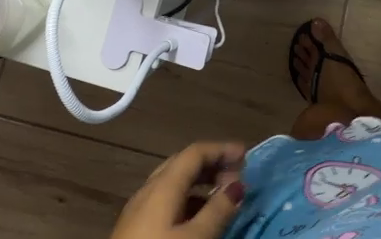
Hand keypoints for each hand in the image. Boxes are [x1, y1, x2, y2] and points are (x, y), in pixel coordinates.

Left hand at [113, 142, 245, 238]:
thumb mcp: (196, 238)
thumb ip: (217, 211)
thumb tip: (237, 186)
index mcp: (163, 185)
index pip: (195, 152)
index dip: (221, 149)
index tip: (246, 155)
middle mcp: (149, 189)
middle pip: (183, 164)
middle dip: (211, 164)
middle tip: (236, 175)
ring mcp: (139, 207)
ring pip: (173, 182)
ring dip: (199, 183)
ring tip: (221, 197)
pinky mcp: (134, 226)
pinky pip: (166, 200)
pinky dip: (187, 199)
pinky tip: (197, 218)